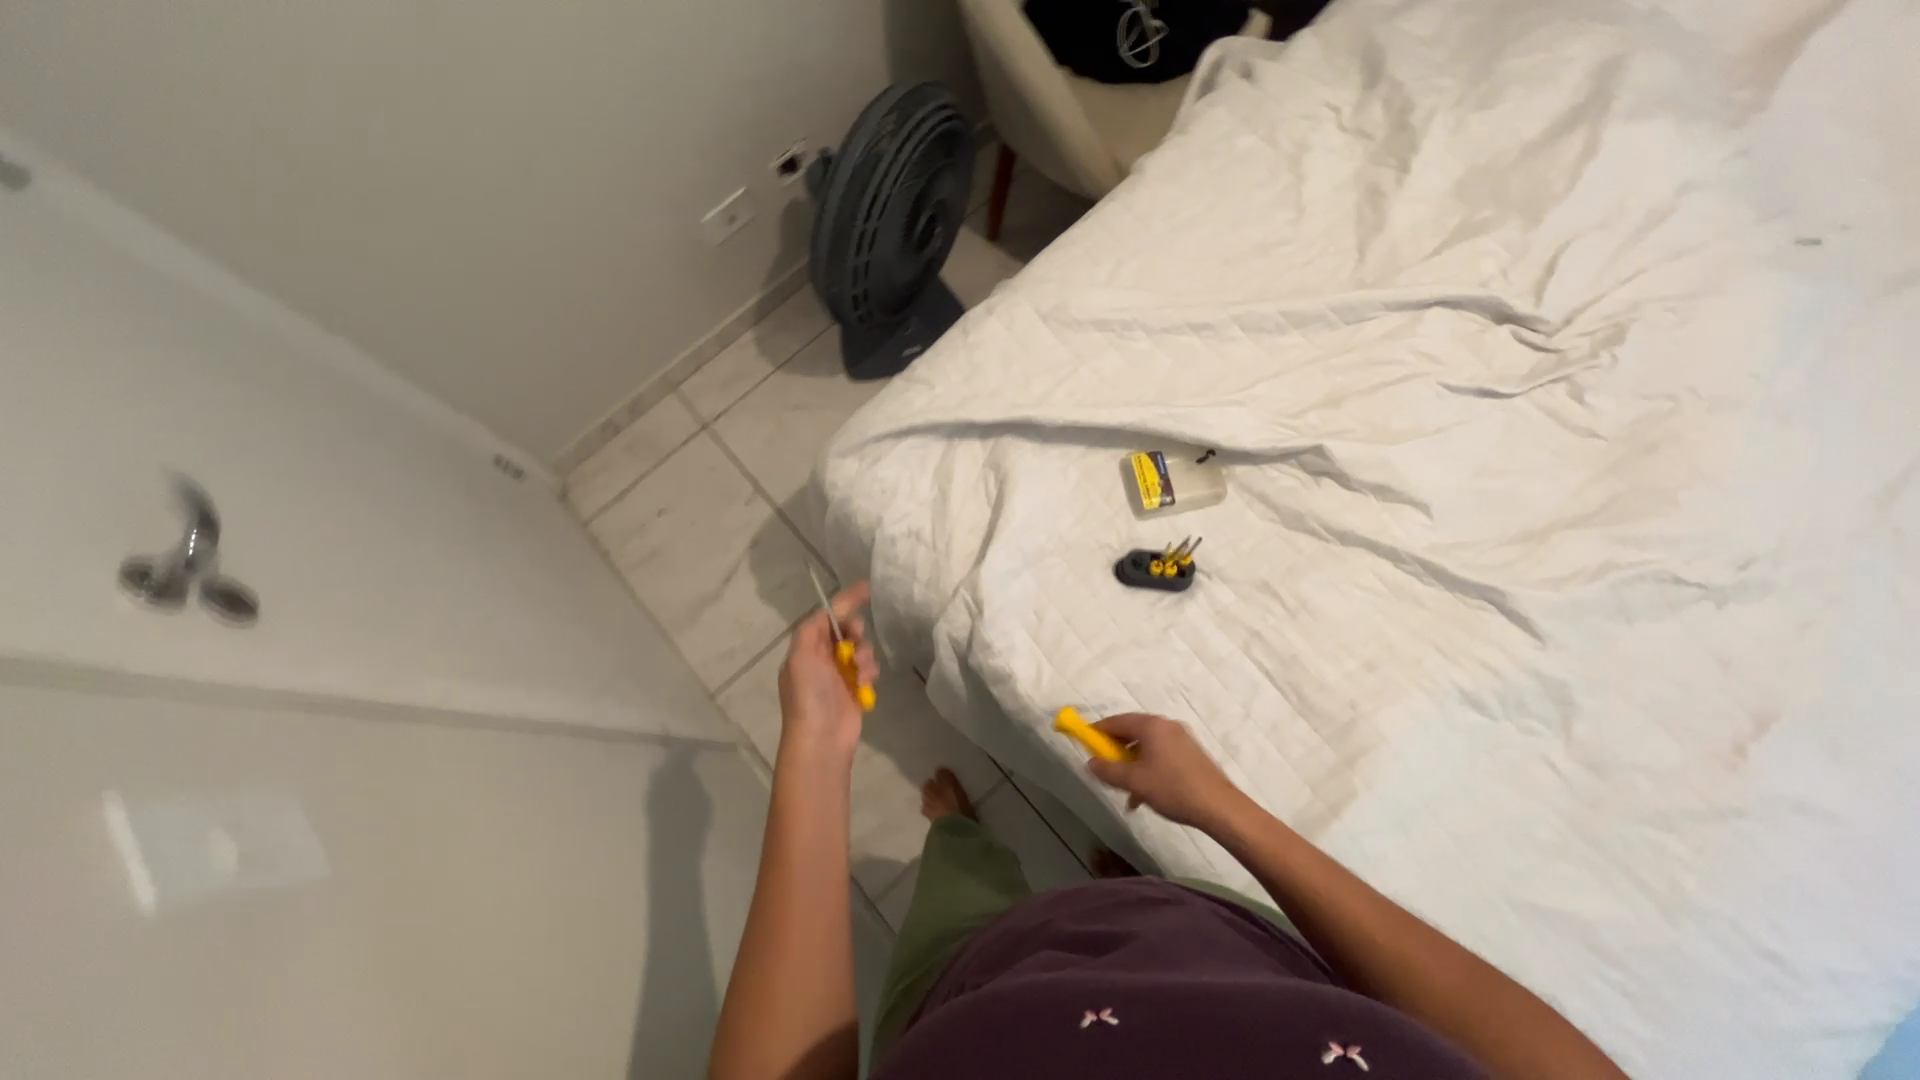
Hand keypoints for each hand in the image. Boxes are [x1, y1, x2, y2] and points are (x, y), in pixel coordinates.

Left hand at [777, 579, 877, 760]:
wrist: (821, 738)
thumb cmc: (808, 696)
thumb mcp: (800, 657)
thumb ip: (811, 630)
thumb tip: (827, 613)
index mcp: (806, 648)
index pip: (826, 617)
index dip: (845, 601)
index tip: (867, 588)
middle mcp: (822, 658)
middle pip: (846, 630)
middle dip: (856, 632)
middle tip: (856, 639)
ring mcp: (840, 674)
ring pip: (861, 649)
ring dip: (864, 655)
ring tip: (861, 670)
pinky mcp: (856, 689)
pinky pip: (868, 668)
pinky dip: (869, 671)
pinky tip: (866, 683)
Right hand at [1085, 712, 1245, 830]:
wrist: (1219, 807)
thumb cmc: (1172, 789)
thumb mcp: (1133, 781)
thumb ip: (1107, 769)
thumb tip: (1090, 762)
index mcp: (1151, 725)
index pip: (1115, 721)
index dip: (1096, 732)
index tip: (1085, 746)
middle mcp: (1166, 725)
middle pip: (1131, 732)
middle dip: (1115, 752)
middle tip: (1106, 771)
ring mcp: (1182, 738)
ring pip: (1146, 746)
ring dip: (1132, 765)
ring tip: (1127, 791)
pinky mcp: (1191, 753)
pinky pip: (1161, 754)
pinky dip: (1149, 768)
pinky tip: (1147, 794)